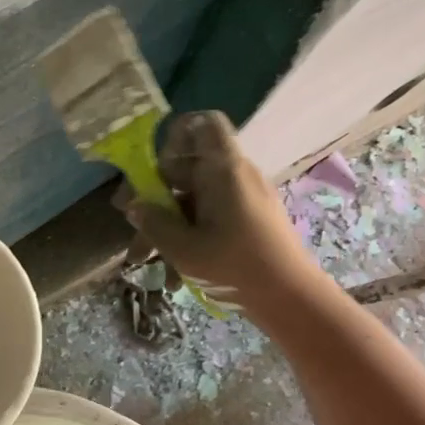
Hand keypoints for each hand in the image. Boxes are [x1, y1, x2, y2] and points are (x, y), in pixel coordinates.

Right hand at [122, 111, 318, 301]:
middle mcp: (235, 175)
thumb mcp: (184, 248)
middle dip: (155, 195)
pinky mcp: (250, 220)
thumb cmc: (236, 266)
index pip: (202, 124)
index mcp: (222, 169)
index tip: (153, 168)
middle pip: (187, 167)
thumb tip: (134, 205)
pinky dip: (189, 234)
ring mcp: (244, 198)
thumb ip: (154, 223)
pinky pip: (211, 215)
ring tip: (144, 258)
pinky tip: (172, 271)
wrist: (292, 300)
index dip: (175, 135)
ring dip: (168, 223)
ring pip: (194, 198)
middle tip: (132, 223)